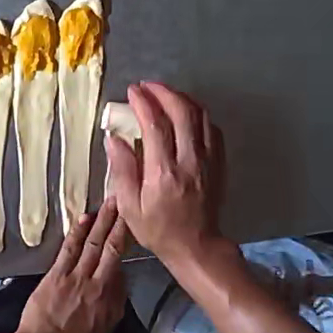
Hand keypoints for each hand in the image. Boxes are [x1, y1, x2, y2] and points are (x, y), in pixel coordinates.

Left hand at [13, 197, 129, 332]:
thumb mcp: (106, 328)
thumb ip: (115, 301)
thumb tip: (120, 277)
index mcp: (112, 300)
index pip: (123, 264)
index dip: (129, 241)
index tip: (136, 223)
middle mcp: (98, 285)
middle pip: (112, 248)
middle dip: (120, 223)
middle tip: (126, 202)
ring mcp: (75, 278)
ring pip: (94, 244)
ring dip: (102, 221)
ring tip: (110, 202)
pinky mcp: (56, 275)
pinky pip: (70, 249)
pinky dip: (79, 232)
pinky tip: (86, 217)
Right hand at [104, 81, 227, 272]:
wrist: (196, 246)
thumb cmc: (158, 229)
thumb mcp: (129, 207)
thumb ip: (122, 170)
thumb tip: (114, 139)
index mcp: (164, 172)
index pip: (155, 125)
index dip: (143, 103)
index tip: (132, 92)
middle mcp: (190, 160)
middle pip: (182, 112)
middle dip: (164, 92)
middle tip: (147, 86)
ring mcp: (208, 160)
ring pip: (200, 116)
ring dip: (182, 99)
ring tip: (164, 94)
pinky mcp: (218, 163)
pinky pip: (211, 129)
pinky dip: (198, 114)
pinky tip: (185, 114)